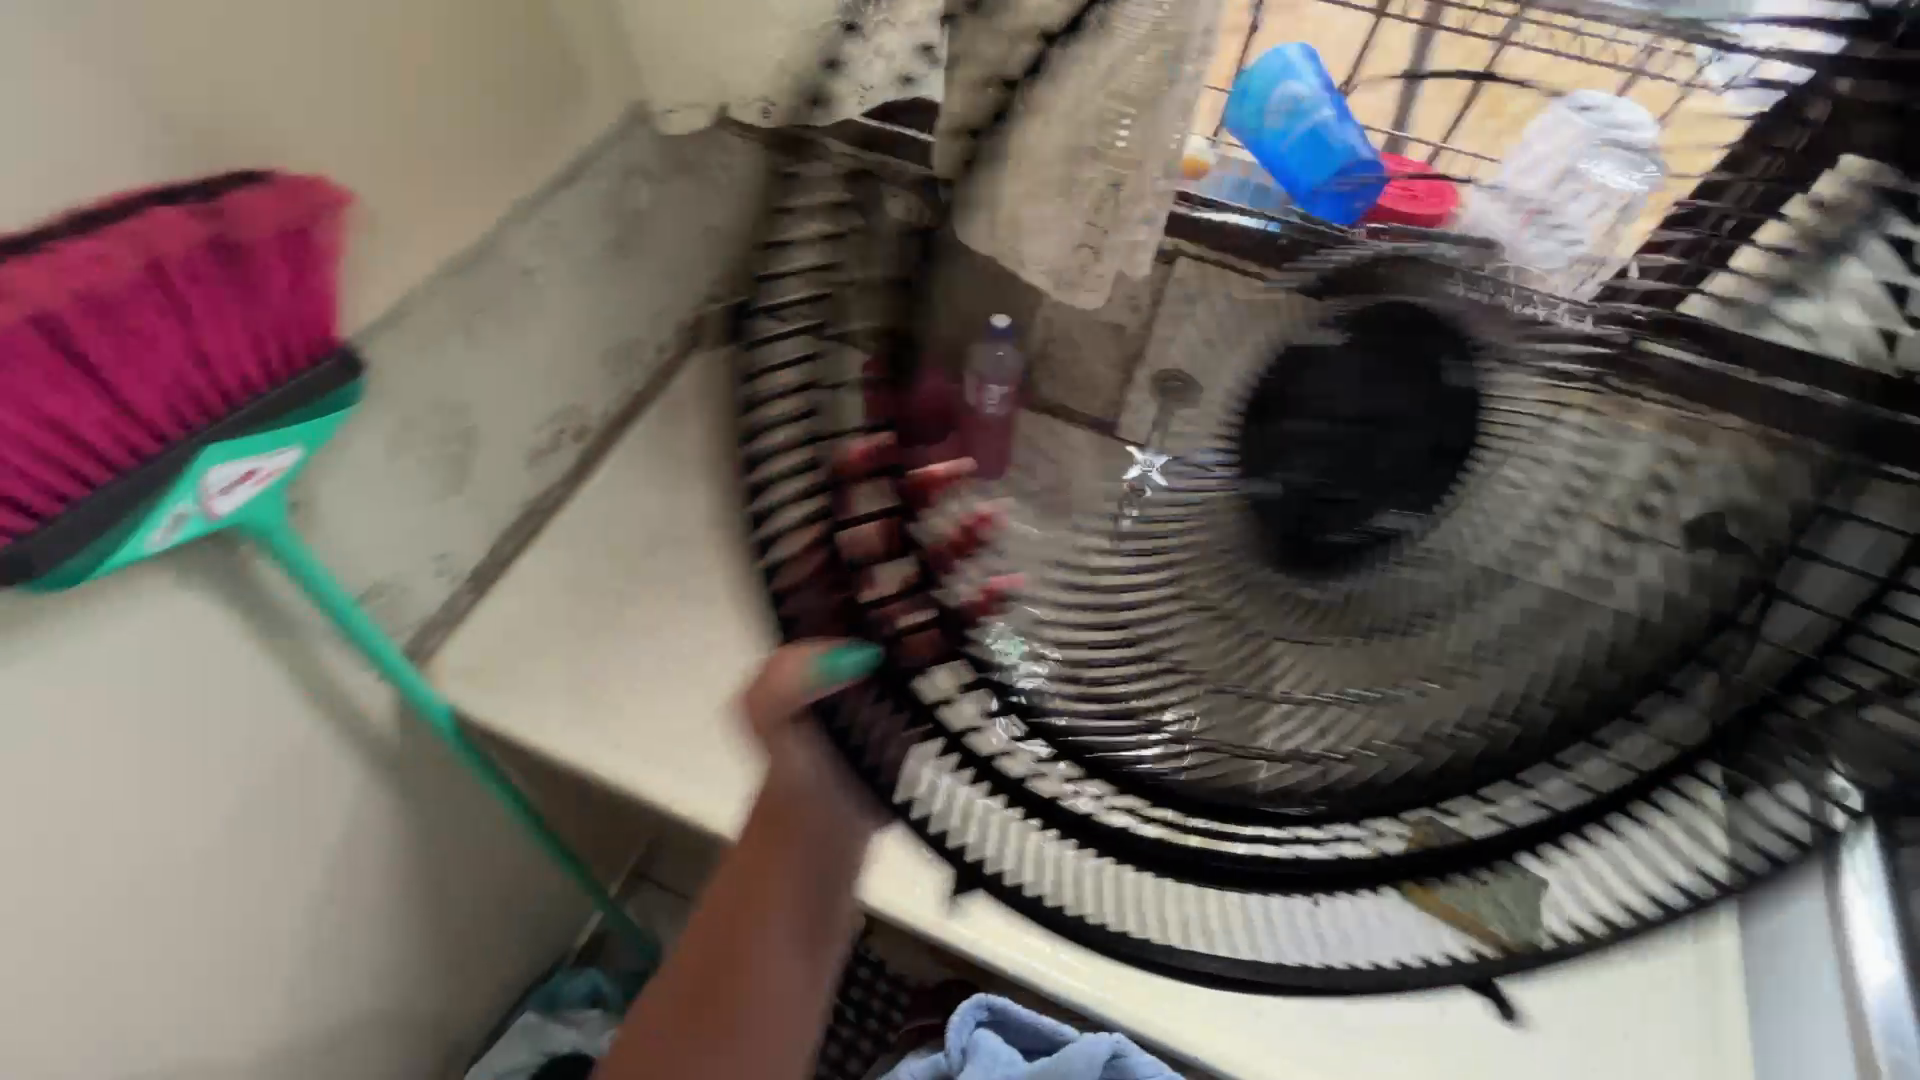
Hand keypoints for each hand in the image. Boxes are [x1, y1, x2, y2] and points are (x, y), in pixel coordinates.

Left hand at [746, 433, 1020, 835]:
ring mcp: (894, 632)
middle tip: (956, 470)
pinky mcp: (927, 663)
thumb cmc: (793, 761)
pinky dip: (982, 603)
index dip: (850, 484)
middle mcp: (853, 606)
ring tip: (993, 518)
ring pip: (926, 572)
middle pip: (886, 536)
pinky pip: (957, 623)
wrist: (831, 817)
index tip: (881, 448)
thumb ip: (784, 682)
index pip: (828, 528)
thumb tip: (849, 651)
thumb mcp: (767, 718)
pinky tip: (1008, 587)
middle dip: (917, 498)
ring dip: (959, 541)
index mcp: (809, 604)